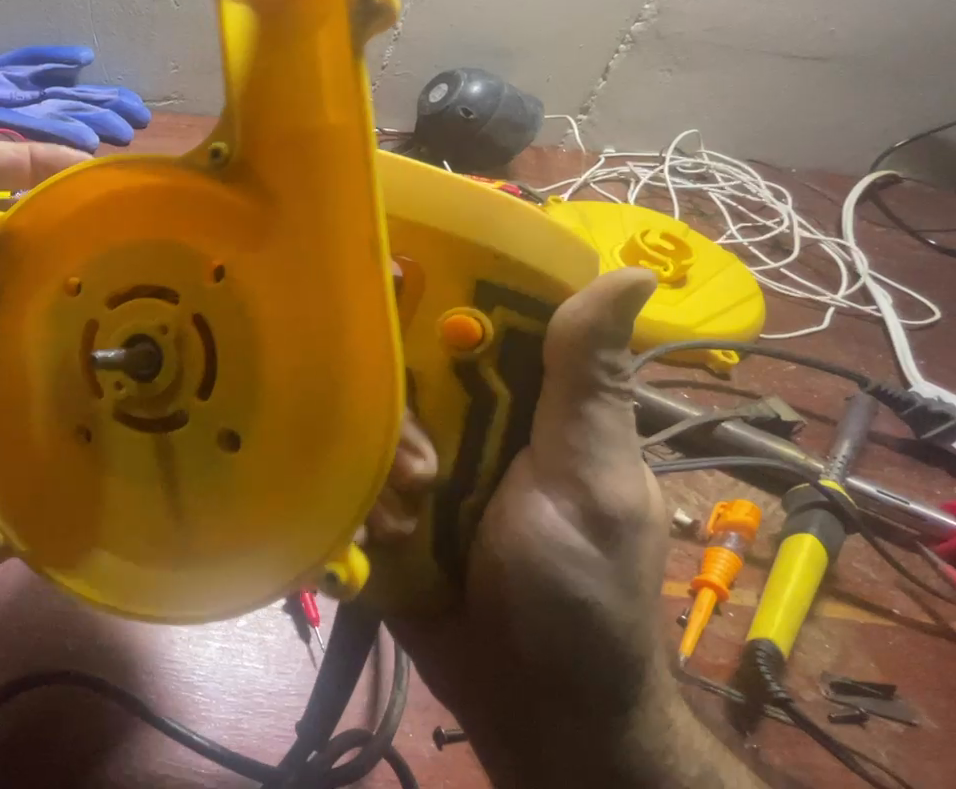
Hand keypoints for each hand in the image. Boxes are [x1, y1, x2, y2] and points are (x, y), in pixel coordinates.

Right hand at [392, 268, 684, 783]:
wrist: (529, 706)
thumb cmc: (580, 590)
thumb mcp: (590, 480)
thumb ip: (588, 385)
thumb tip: (634, 272)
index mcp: (524, 404)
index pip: (470, 324)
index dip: (431, 299)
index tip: (388, 286)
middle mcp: (465, 426)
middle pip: (399, 373)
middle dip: (396, 411)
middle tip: (422, 469)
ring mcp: (415, 470)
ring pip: (362, 428)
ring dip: (378, 474)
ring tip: (405, 523)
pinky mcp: (376, 510)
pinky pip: (343, 481)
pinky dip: (353, 506)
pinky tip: (374, 540)